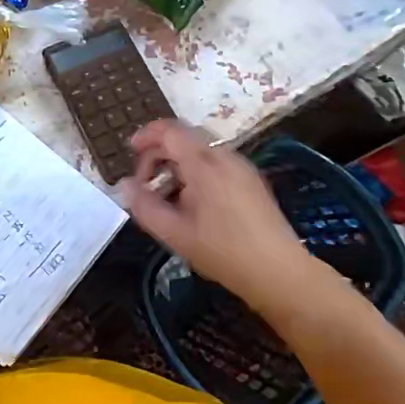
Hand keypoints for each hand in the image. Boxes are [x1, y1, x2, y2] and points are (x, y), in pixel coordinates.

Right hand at [118, 121, 344, 316]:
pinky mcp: (251, 179)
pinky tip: (194, 202)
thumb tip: (124, 185)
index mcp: (203, 163)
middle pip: (184, 137)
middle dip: (159, 153)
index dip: (145, 135)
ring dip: (177, 163)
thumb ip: (144, 206)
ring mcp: (241, 166)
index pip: (169, 130)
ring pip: (200, 150)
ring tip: (168, 196)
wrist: (280, 273)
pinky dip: (196, 170)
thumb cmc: (223, 252)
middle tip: (145, 182)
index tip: (130, 151)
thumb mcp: (174, 233)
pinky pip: (216, 162)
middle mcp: (224, 156)